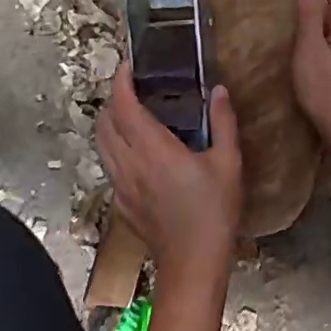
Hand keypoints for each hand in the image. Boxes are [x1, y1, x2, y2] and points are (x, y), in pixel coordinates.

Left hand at [95, 64, 243, 277]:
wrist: (192, 264)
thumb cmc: (213, 212)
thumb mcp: (228, 164)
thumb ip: (223, 123)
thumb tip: (219, 91)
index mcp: (152, 148)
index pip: (123, 104)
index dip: (121, 81)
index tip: (129, 66)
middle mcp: (128, 162)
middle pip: (103, 121)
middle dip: (113, 100)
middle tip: (133, 90)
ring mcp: (120, 184)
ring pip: (101, 144)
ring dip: (110, 124)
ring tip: (132, 117)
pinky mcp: (120, 203)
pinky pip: (108, 165)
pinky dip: (114, 148)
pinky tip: (137, 154)